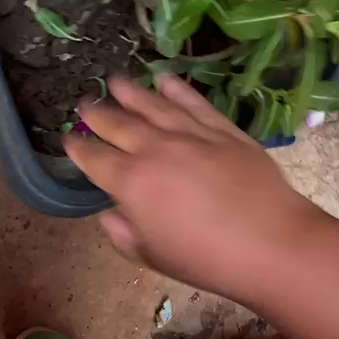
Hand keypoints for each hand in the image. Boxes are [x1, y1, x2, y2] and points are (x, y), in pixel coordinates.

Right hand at [64, 75, 331, 301]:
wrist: (270, 244)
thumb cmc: (205, 259)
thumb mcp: (151, 255)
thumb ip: (123, 232)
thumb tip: (110, 212)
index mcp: (131, 183)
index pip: (94, 158)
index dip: (78, 147)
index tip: (68, 138)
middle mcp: (155, 150)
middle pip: (118, 124)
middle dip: (97, 113)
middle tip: (85, 103)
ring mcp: (191, 135)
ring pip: (153, 105)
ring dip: (131, 92)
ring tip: (116, 81)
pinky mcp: (223, 130)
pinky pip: (194, 103)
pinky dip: (177, 90)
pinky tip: (165, 79)